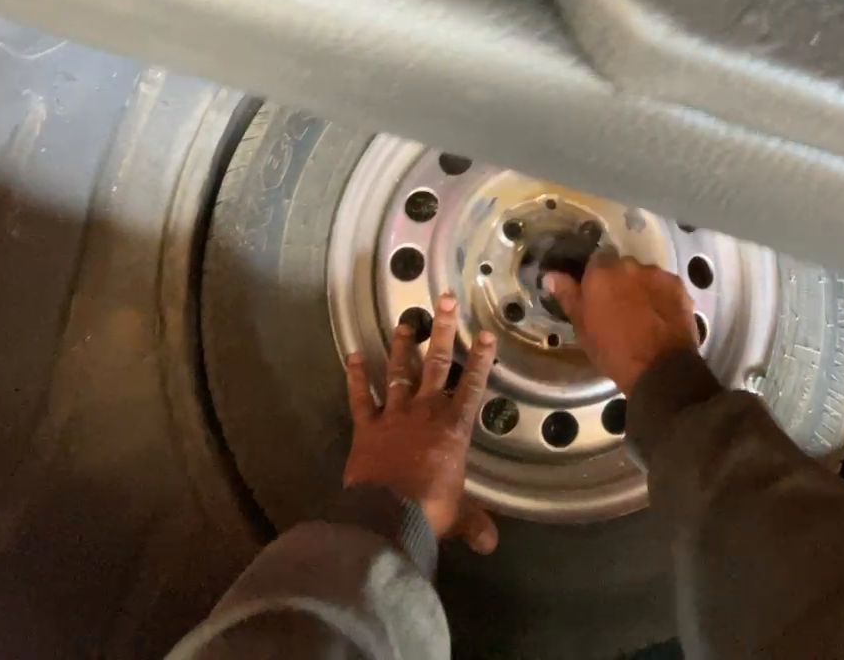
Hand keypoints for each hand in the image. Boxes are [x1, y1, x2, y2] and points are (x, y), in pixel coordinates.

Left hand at [343, 293, 501, 553]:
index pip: (472, 386)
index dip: (481, 360)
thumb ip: (474, 523)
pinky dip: (356, 376)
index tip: (486, 334)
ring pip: (400, 371)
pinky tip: (353, 354)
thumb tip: (491, 544)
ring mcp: (394, 415)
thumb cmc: (429, 511)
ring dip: (403, 345)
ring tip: (407, 320)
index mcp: (453, 428)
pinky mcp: (366, 425)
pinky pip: (361, 396)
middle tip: (445, 300)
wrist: (386, 517)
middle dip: (443, 331)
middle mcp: (426, 411)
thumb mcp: (457, 516)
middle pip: (437, 364)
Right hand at [543, 253, 698, 394]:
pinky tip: (661, 315)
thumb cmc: (613, 351)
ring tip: (643, 313)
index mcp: (600, 273)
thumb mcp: (583, 327)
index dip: (595, 278)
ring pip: (644, 275)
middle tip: (619, 306)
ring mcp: (656, 274)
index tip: (596, 295)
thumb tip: (550, 276)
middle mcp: (628, 265)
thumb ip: (568, 296)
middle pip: (621, 266)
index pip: (595, 261)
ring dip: (641, 287)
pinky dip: (661, 295)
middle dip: (619, 281)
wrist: (660, 369)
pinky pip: (664, 285)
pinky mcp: (678, 285)